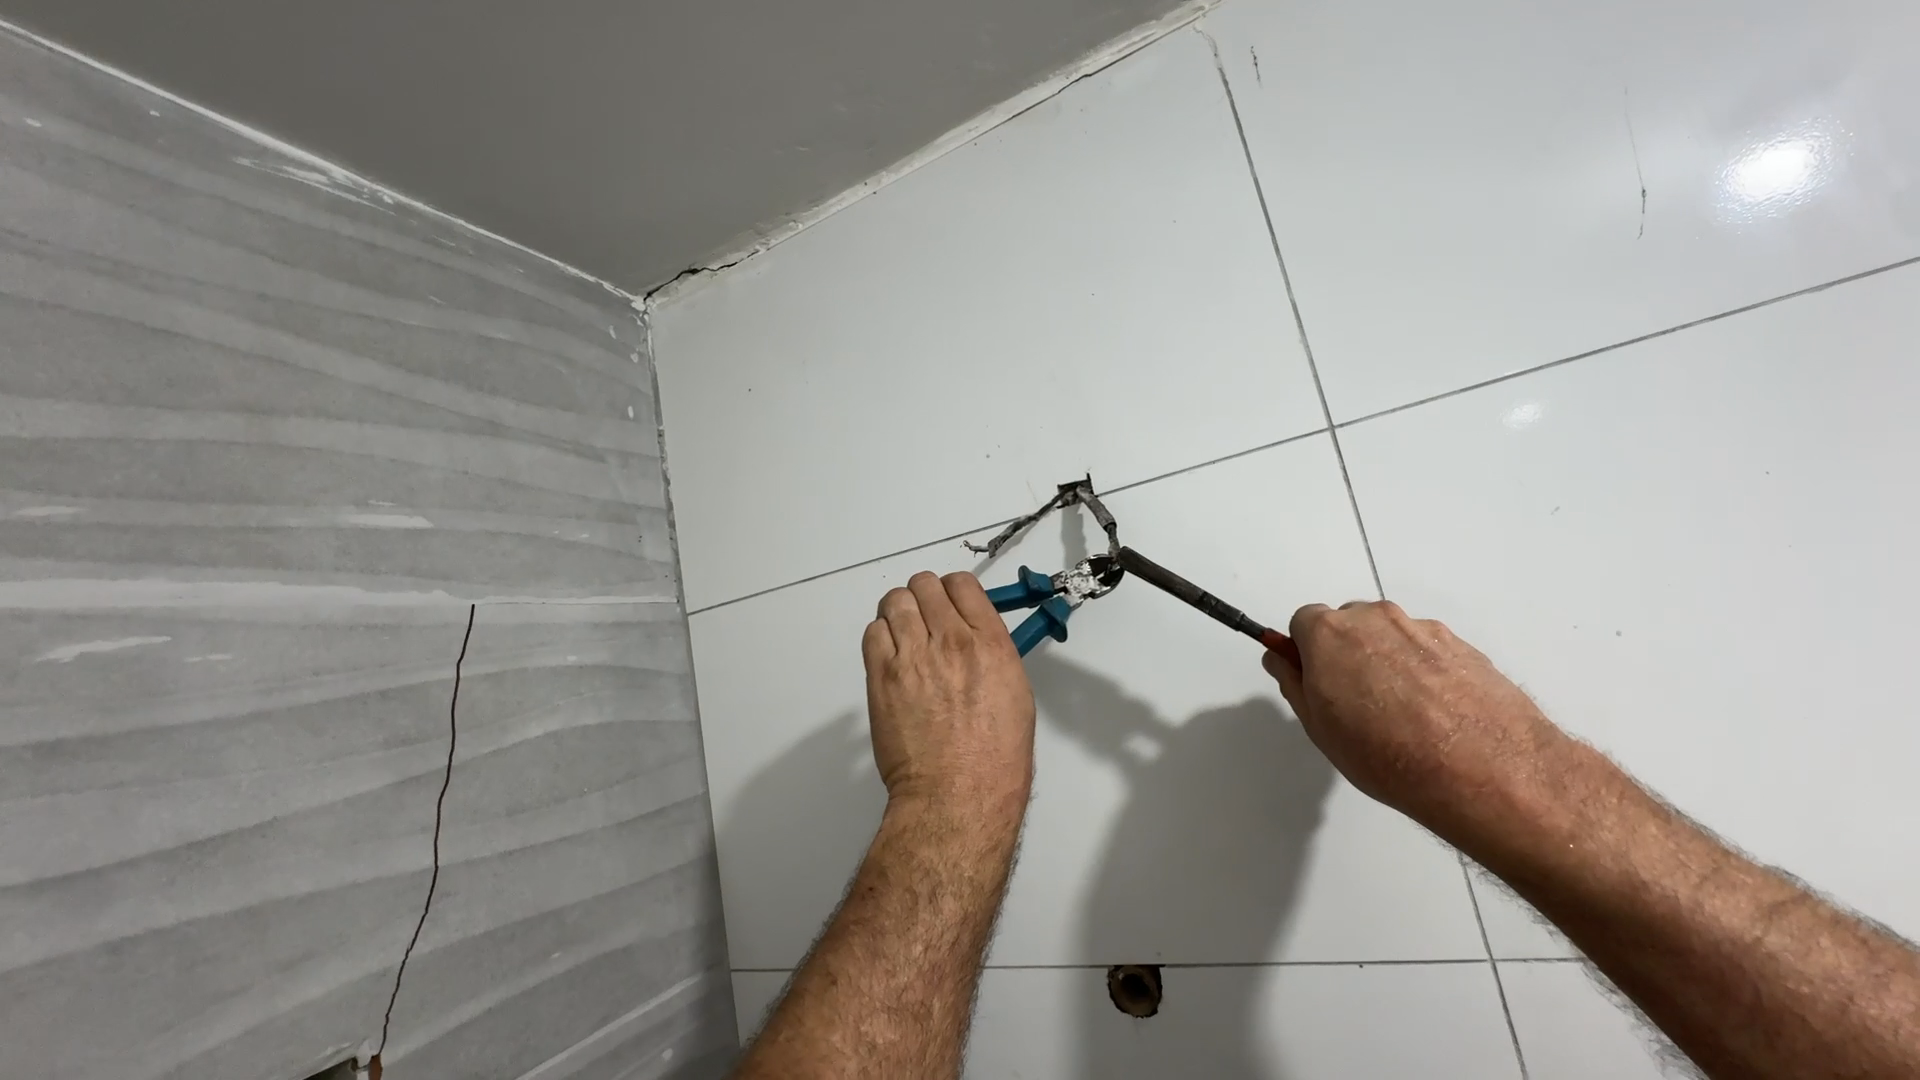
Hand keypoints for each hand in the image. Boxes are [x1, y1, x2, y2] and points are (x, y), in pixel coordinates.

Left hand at [863, 571, 1037, 821]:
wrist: (957, 794)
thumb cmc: (997, 755)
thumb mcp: (1014, 693)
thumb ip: (990, 654)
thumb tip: (970, 640)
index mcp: (990, 643)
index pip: (962, 584)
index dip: (953, 591)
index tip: (951, 606)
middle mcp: (950, 639)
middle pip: (924, 584)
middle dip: (925, 597)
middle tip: (926, 620)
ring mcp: (912, 656)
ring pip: (894, 600)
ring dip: (900, 612)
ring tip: (905, 636)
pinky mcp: (881, 676)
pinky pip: (873, 631)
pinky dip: (881, 636)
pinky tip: (891, 656)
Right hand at [1261, 600, 1567, 831]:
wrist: (1485, 770)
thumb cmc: (1383, 752)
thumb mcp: (1318, 726)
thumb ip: (1293, 682)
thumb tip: (1282, 658)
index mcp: (1330, 632)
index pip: (1303, 622)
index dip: (1305, 653)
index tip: (1315, 684)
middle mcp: (1376, 618)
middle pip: (1349, 624)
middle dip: (1347, 653)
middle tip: (1356, 704)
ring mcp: (1424, 630)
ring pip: (1392, 638)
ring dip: (1388, 664)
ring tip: (1404, 718)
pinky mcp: (1465, 647)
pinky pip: (1429, 653)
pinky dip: (1426, 674)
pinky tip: (1438, 718)